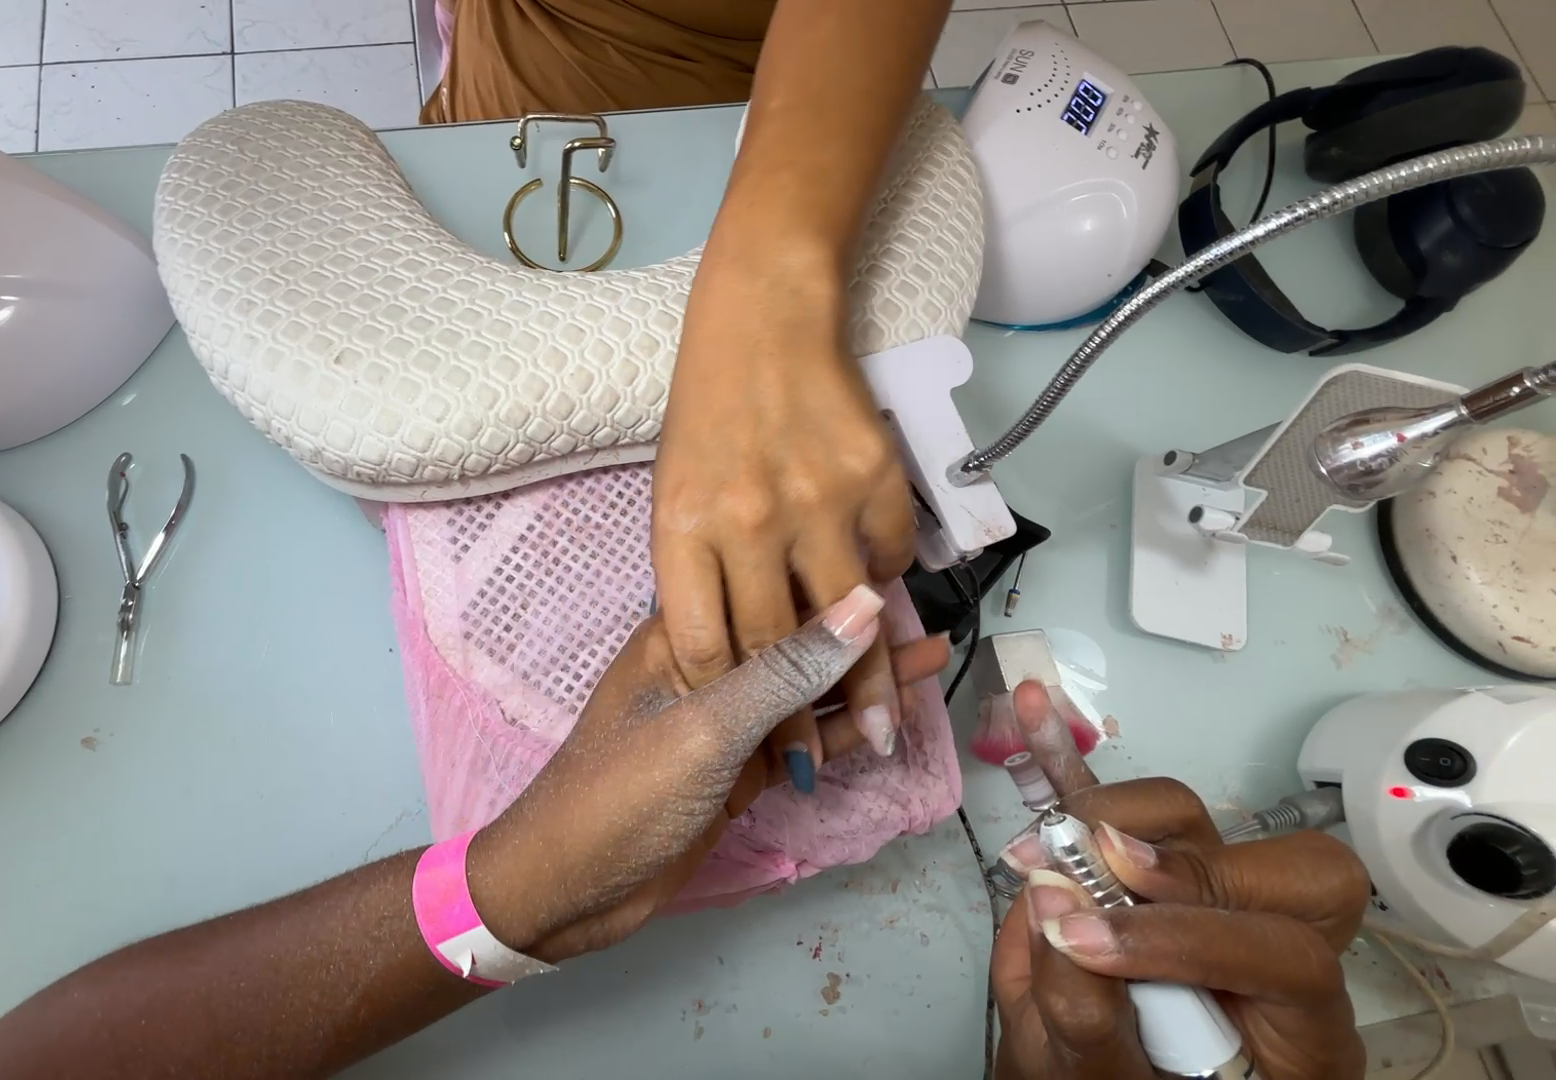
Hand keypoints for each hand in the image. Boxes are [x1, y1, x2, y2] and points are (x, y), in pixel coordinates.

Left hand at [470, 585, 948, 961]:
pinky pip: (799, 738)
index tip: (898, 568)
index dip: (831, 581)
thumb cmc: (625, 793)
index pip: (771, 590)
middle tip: (932, 616)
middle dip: (859, 632)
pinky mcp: (738, 766)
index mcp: (687, 632)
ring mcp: (725, 719)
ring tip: (929, 655)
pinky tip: (886, 715)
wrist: (571, 886)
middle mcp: (709, 665)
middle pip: (795, 640)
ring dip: (860, 680)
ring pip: (805, 691)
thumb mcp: (707, 727)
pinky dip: (841, 730)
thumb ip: (786, 669)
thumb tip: (863, 602)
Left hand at [653, 252, 916, 793]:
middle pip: (777, 645)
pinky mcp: (877, 478)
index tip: (740, 738)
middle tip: (813, 771)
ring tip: (884, 732)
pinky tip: (877, 591)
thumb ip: (698, 575)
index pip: (700, 642)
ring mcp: (817, 499)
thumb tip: (737, 655)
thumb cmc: (704, 419)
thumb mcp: (674, 497)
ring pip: (850, 618)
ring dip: (868, 683)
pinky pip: (893, 556)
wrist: (761, 323)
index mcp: (681, 528)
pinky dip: (888, 583)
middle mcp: (748, 520)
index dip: (722, 701)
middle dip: (797, 721)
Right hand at [989, 706, 1370, 1079]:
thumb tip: (1054, 902)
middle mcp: (1258, 940)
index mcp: (1292, 1024)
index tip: (1086, 935)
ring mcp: (1192, 888)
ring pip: (1185, 815)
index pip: (1286, 954)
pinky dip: (1065, 754)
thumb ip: (1082, 1005)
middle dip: (1167, 859)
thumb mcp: (1094, 1073)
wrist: (1086, 1068)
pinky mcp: (1126, 856)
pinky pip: (1104, 793)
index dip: (1187, 934)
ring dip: (1105, 813)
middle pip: (1265, 866)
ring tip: (1041, 846)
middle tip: (1088, 870)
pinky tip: (1032, 707)